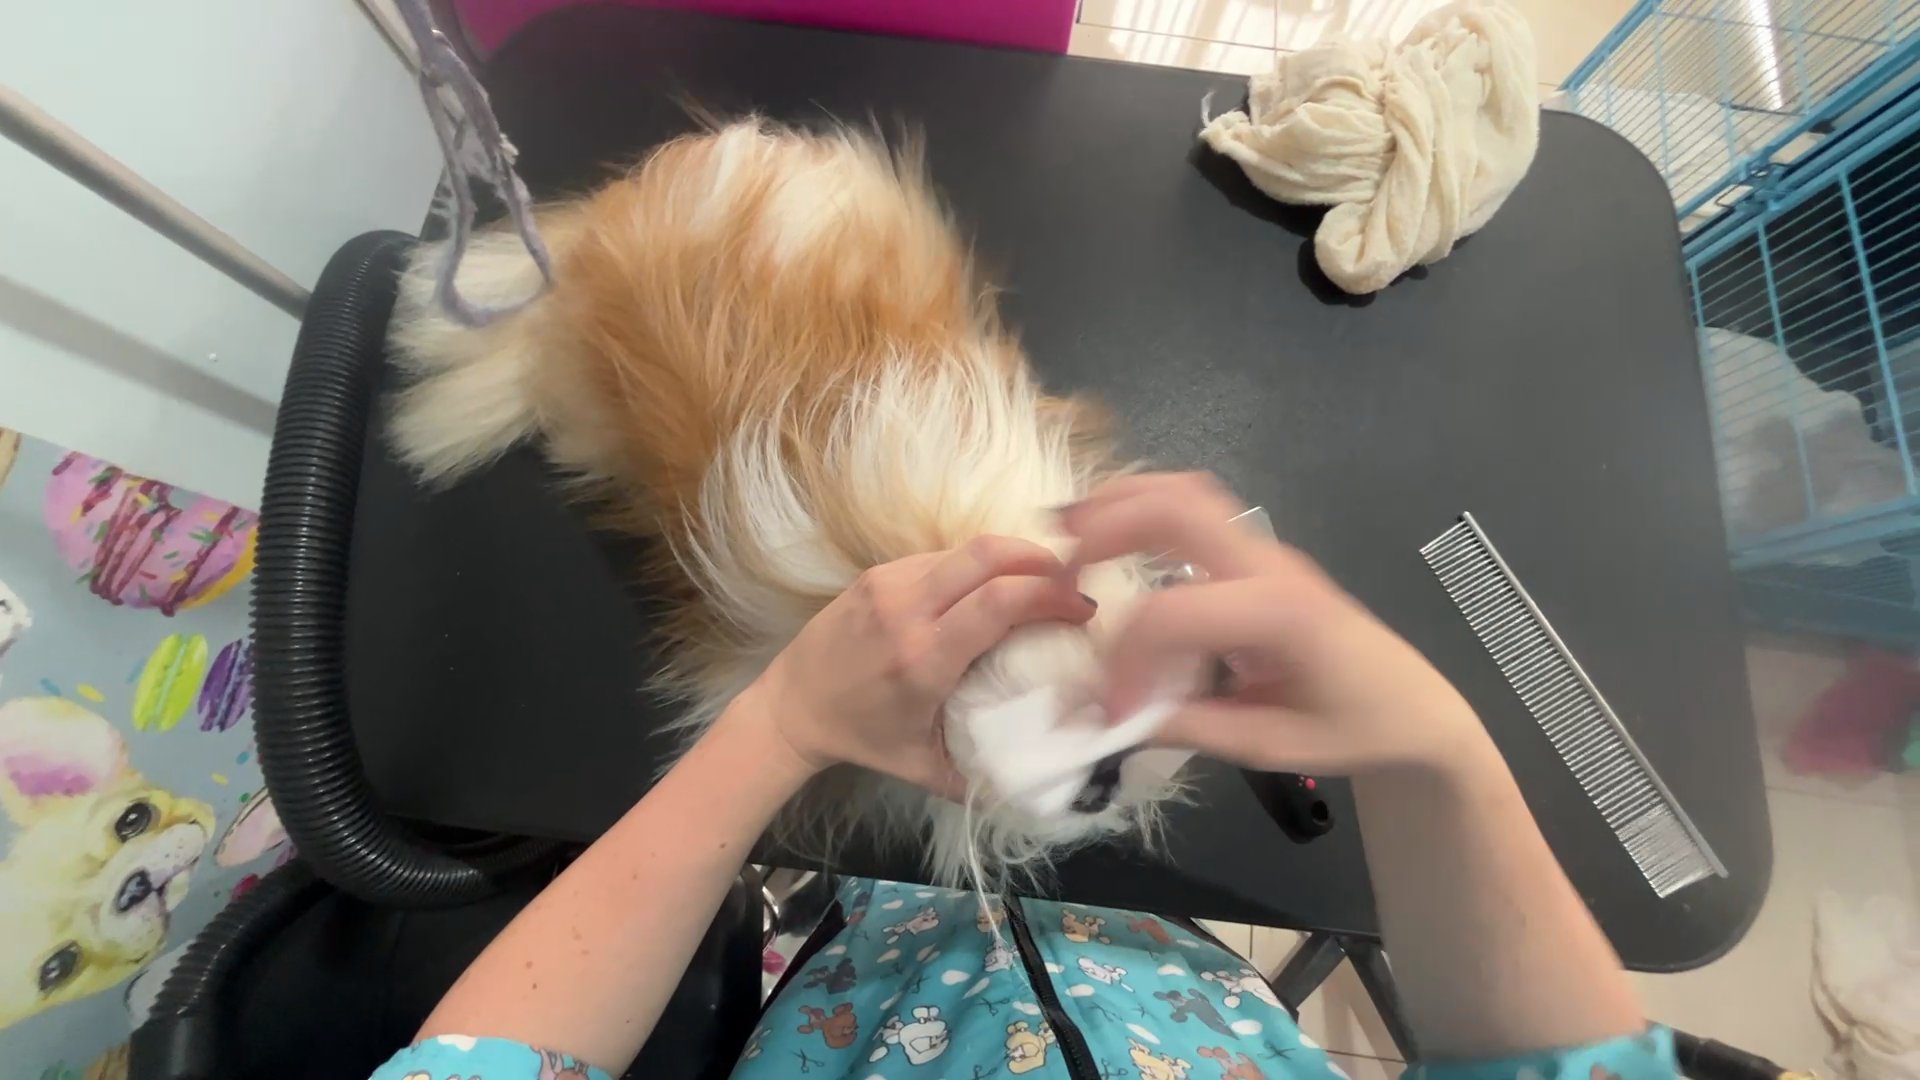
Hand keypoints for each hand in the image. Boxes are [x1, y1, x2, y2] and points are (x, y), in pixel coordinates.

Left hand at [729, 536, 1096, 795]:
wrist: (791, 707)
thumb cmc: (864, 738)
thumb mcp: (927, 768)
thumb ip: (986, 776)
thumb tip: (1048, 782)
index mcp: (924, 659)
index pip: (1000, 602)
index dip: (1052, 596)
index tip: (1082, 610)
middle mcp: (906, 610)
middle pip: (988, 555)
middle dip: (1041, 559)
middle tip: (1071, 578)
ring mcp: (888, 583)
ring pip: (966, 550)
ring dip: (1011, 557)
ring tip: (1039, 578)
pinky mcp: (876, 572)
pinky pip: (940, 556)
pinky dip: (976, 564)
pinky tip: (990, 583)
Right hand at [1060, 472, 1494, 776]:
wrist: (1413, 706)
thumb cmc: (1352, 728)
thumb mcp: (1268, 744)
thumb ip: (1184, 727)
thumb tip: (1103, 721)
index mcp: (1282, 615)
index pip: (1175, 615)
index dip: (1125, 659)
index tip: (1108, 709)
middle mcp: (1269, 564)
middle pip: (1178, 509)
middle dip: (1106, 527)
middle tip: (1059, 562)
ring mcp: (1262, 549)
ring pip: (1185, 492)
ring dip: (1119, 502)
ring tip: (1069, 527)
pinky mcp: (1251, 553)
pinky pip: (1191, 506)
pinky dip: (1141, 506)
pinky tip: (1109, 530)